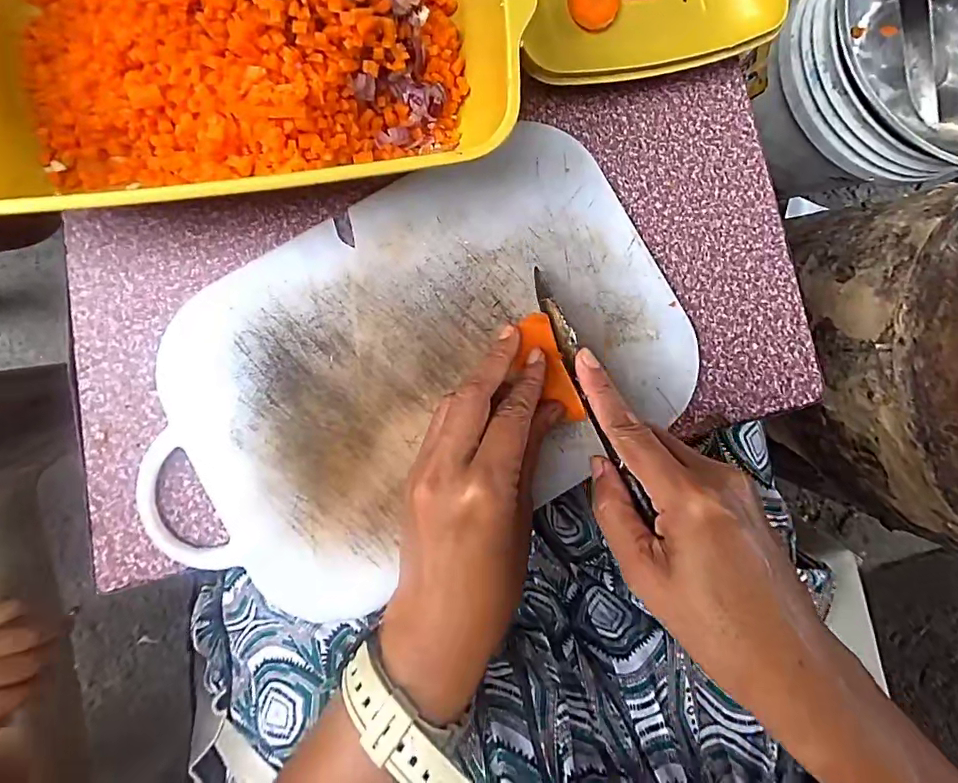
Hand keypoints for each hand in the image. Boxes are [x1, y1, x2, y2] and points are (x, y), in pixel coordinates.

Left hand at [0, 602, 53, 740]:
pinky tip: (29, 609)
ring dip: (48, 630)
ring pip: (28, 635)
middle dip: (48, 656)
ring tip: (60, 624)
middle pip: (29, 664)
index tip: (46, 677)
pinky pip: (11, 610)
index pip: (18, 696)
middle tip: (59, 647)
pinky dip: (24, 609)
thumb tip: (9, 718)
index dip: (37, 686)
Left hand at [376, 325, 563, 724]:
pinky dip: (459, 404)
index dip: (528, 383)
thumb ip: (529, 459)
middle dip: (493, 361)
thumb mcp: (521, 523)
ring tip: (498, 354)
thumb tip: (548, 411)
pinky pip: (438, 426)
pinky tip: (478, 396)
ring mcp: (421, 471)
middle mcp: (446, 471)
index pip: (509, 418)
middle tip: (515, 333)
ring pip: (448, 406)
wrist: (432, 625)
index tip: (542, 356)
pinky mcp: (410, 475)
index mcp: (483, 489)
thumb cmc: (492, 588)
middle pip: (470, 398)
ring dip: (474, 377)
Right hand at [581, 349, 822, 713]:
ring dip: (651, 472)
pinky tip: (678, 531)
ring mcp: (739, 484)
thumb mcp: (646, 576)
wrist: (791, 664)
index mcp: (689, 498)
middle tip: (613, 490)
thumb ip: (614, 512)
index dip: (603, 394)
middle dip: (626, 448)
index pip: (632, 434)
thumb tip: (602, 467)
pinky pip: (696, 471)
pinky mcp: (748, 495)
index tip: (586, 359)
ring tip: (656, 533)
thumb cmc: (715, 630)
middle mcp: (718, 478)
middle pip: (654, 440)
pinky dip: (674, 484)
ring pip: (675, 455)